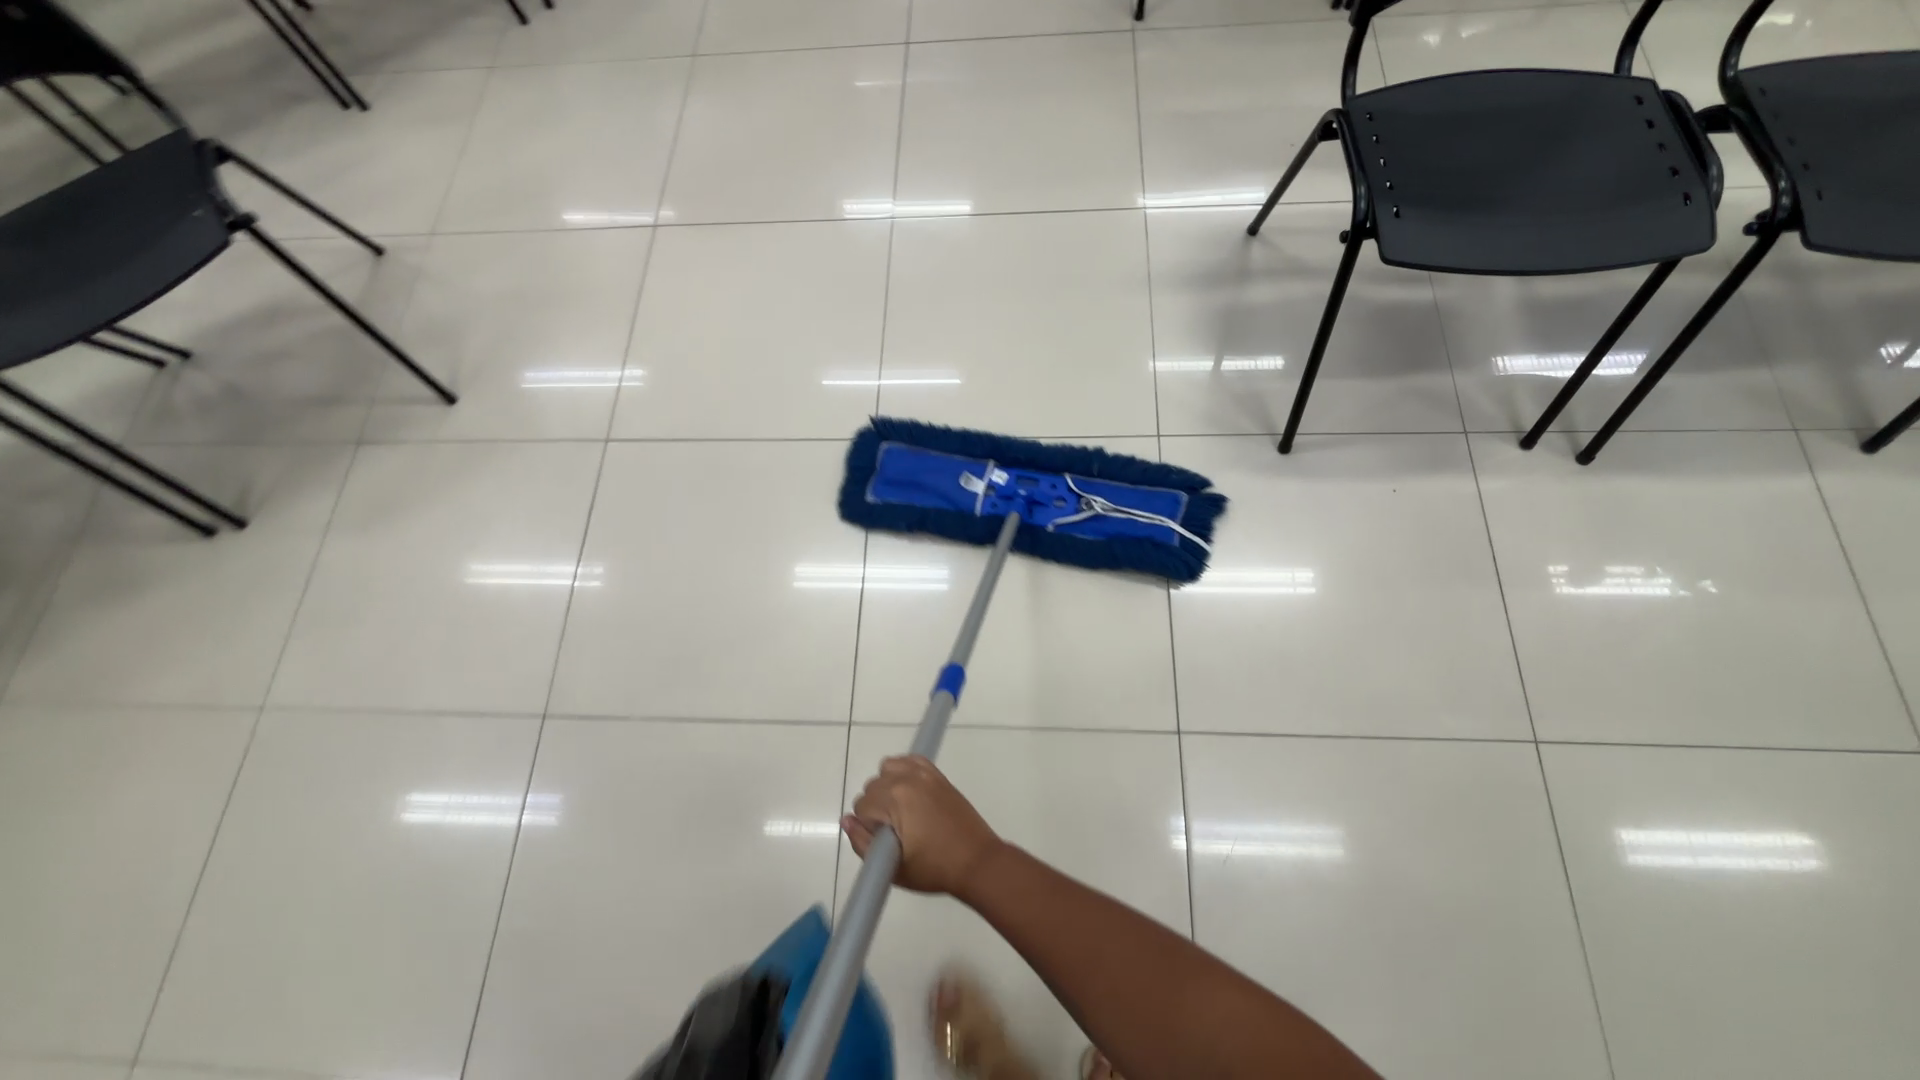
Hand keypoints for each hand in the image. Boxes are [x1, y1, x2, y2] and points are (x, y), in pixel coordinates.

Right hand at [842, 755, 1004, 896]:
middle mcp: (907, 779)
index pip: (861, 806)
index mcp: (894, 799)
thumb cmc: (933, 869)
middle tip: (896, 833)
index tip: (887, 843)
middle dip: (877, 809)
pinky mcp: (937, 774)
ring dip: (887, 788)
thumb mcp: (892, 867)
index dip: (869, 828)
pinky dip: (904, 771)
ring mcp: (924, 773)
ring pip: (887, 769)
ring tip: (901, 812)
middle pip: (872, 787)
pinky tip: (909, 793)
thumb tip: (847, 820)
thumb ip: (863, 843)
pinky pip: (909, 760)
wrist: (976, 861)